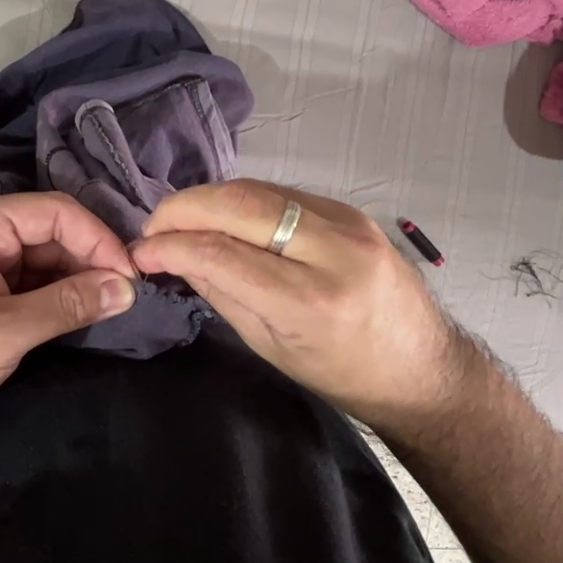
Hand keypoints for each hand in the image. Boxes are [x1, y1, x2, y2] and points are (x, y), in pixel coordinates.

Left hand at [0, 193, 137, 446]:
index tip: (132, 279)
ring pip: (42, 263)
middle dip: (91, 263)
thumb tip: (128, 288)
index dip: (99, 240)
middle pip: (50, 235)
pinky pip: (27, 288)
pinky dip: (56, 302)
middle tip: (129, 301)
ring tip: (114, 311)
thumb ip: (68, 306)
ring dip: (77, 285)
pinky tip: (83, 319)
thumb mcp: (2, 333)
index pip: (55, 213)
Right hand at [130, 179, 485, 429]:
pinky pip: (281, 193)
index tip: (139, 252)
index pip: (220, 253)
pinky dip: (241, 200)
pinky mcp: (351, 210)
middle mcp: (332, 251)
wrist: (422, 366)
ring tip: (179, 222)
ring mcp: (347, 223)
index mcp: (310, 302)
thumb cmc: (342, 373)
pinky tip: (221, 217)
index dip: (169, 246)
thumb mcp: (271, 346)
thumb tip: (174, 257)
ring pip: (257, 189)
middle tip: (152, 228)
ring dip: (208, 200)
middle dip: (181, 209)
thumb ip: (222, 293)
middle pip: (237, 204)